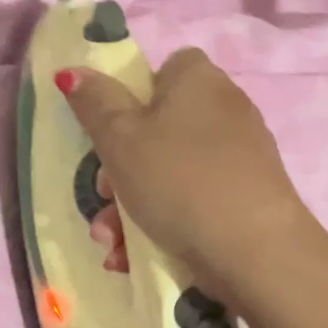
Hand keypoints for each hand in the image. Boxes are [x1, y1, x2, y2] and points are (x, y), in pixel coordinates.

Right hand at [60, 48, 316, 294]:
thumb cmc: (179, 181)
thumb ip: (95, 103)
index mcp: (197, 79)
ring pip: (170, 174)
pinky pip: (194, 202)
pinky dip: (165, 225)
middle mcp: (225, 107)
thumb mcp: (121, 140)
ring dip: (132, 210)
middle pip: (158, 131)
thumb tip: (73, 71)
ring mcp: (240, 155)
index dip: (129, 100)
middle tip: (104, 200)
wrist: (253, 249)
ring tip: (112, 245)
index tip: (110, 137)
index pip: (160, 71)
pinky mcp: (248, 196)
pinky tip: (136, 256)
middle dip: (120, 174)